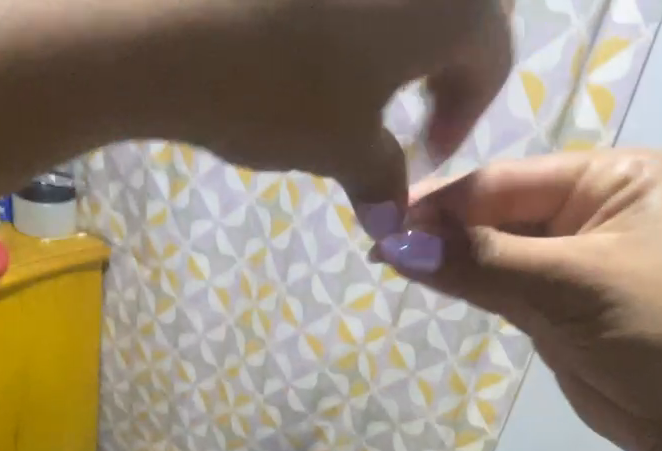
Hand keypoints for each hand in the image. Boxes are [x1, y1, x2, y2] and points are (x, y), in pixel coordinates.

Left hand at [164, 0, 512, 227]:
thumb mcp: (340, 149)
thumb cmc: (279, 93)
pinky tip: (306, 46)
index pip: (491, 57)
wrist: (169, 25)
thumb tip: (392, 218)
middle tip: (400, 118)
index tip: (424, 158)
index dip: (463, 116)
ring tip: (352, 84)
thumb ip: (382, 181)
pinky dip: (350, 17)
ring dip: (393, 40)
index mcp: (456, 3)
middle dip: (438, 69)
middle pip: (458, 12)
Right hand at [385, 150, 661, 450]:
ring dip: (450, 259)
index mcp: (616, 177)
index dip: (442, 204)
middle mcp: (595, 209)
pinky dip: (469, 286)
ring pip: (496, 251)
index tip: (382, 223)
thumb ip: (484, 264)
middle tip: (377, 247)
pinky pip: (504, 286)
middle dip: (442, 231)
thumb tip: (397, 246)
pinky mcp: (560, 308)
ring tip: (390, 264)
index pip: (508, 181)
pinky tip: (430, 281)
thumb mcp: (575, 288)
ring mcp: (576, 262)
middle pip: (498, 212)